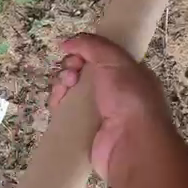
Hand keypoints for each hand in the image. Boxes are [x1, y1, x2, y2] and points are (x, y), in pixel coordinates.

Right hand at [47, 33, 172, 181]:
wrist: (131, 144)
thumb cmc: (129, 98)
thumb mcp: (116, 60)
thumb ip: (91, 45)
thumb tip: (66, 43)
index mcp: (128, 74)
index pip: (100, 56)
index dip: (84, 51)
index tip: (74, 52)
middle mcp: (114, 92)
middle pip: (82, 71)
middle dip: (70, 66)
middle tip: (71, 73)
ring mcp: (99, 111)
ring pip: (71, 89)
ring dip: (62, 83)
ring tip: (64, 87)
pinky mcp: (84, 127)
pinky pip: (65, 109)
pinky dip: (58, 102)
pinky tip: (57, 101)